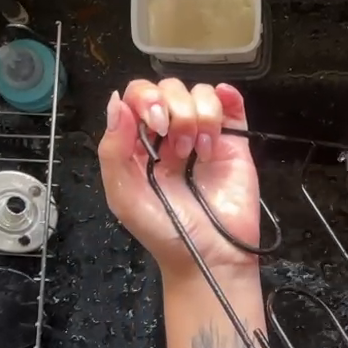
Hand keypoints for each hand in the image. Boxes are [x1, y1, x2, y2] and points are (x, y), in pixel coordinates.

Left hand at [98, 78, 260, 281]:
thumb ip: (113, 150)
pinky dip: (227, 98)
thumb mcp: (123, 197)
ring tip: (201, 152)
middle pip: (170, 89)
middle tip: (179, 149)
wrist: (210, 257)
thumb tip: (118, 103)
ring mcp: (205, 138)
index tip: (156, 126)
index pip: (137, 98)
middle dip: (174, 110)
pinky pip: (231, 104)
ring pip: (200, 93)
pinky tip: (221, 116)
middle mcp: (171, 136)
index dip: (145, 100)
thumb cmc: (165, 232)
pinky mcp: (235, 145)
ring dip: (200, 116)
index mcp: (140, 145)